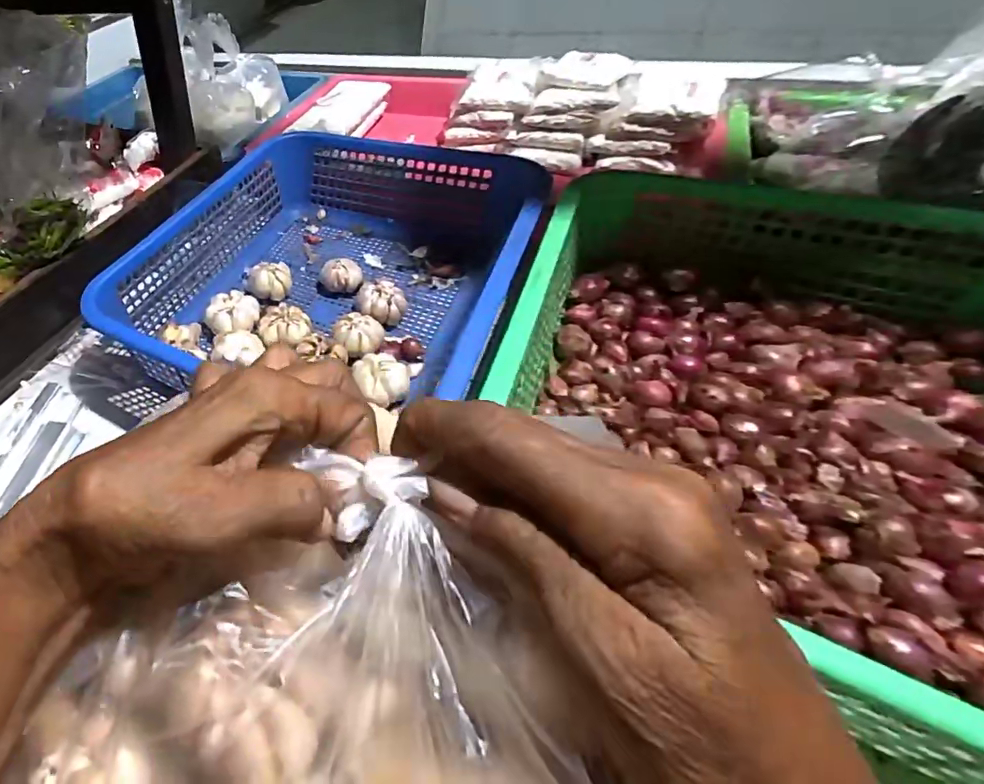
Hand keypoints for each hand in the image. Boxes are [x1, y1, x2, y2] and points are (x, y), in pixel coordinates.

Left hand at [9, 349, 374, 603]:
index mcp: (259, 392)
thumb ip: (294, 500)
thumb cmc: (151, 508)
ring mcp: (223, 396)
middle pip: (324, 381)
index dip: (363, 452)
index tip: (355, 505)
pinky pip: (256, 400)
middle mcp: (246, 382)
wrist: (85, 515)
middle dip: (346, 423)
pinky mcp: (207, 421)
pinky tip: (268, 455)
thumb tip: (344, 501)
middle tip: (338, 480)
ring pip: (293, 383)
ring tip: (311, 467)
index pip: (346, 406)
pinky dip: (276, 418)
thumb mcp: (227, 512)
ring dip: (315, 415)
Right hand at [395, 398, 872, 783]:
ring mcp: (658, 484)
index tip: (384, 464)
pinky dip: (504, 481)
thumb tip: (437, 489)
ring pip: (527, 441)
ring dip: (471, 464)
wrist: (791, 783)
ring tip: (437, 506)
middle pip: (513, 426)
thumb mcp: (595, 650)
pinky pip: (552, 467)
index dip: (429, 428)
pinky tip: (489, 517)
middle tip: (403, 491)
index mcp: (642, 508)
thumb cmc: (691, 732)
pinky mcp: (653, 502)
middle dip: (446, 446)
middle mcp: (652, 473)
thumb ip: (520, 555)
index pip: (503, 431)